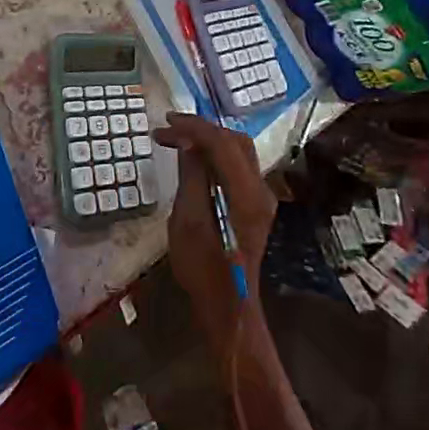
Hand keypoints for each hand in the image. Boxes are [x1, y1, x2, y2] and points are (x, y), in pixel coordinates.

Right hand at [156, 113, 275, 345]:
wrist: (228, 305)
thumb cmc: (202, 268)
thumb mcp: (187, 220)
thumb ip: (192, 176)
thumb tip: (188, 141)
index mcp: (246, 195)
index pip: (223, 144)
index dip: (194, 128)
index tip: (166, 124)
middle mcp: (261, 189)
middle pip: (234, 141)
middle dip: (201, 129)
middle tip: (169, 128)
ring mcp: (261, 196)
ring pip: (238, 150)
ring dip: (209, 139)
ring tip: (178, 138)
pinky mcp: (255, 203)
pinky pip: (237, 165)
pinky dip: (216, 154)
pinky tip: (194, 157)